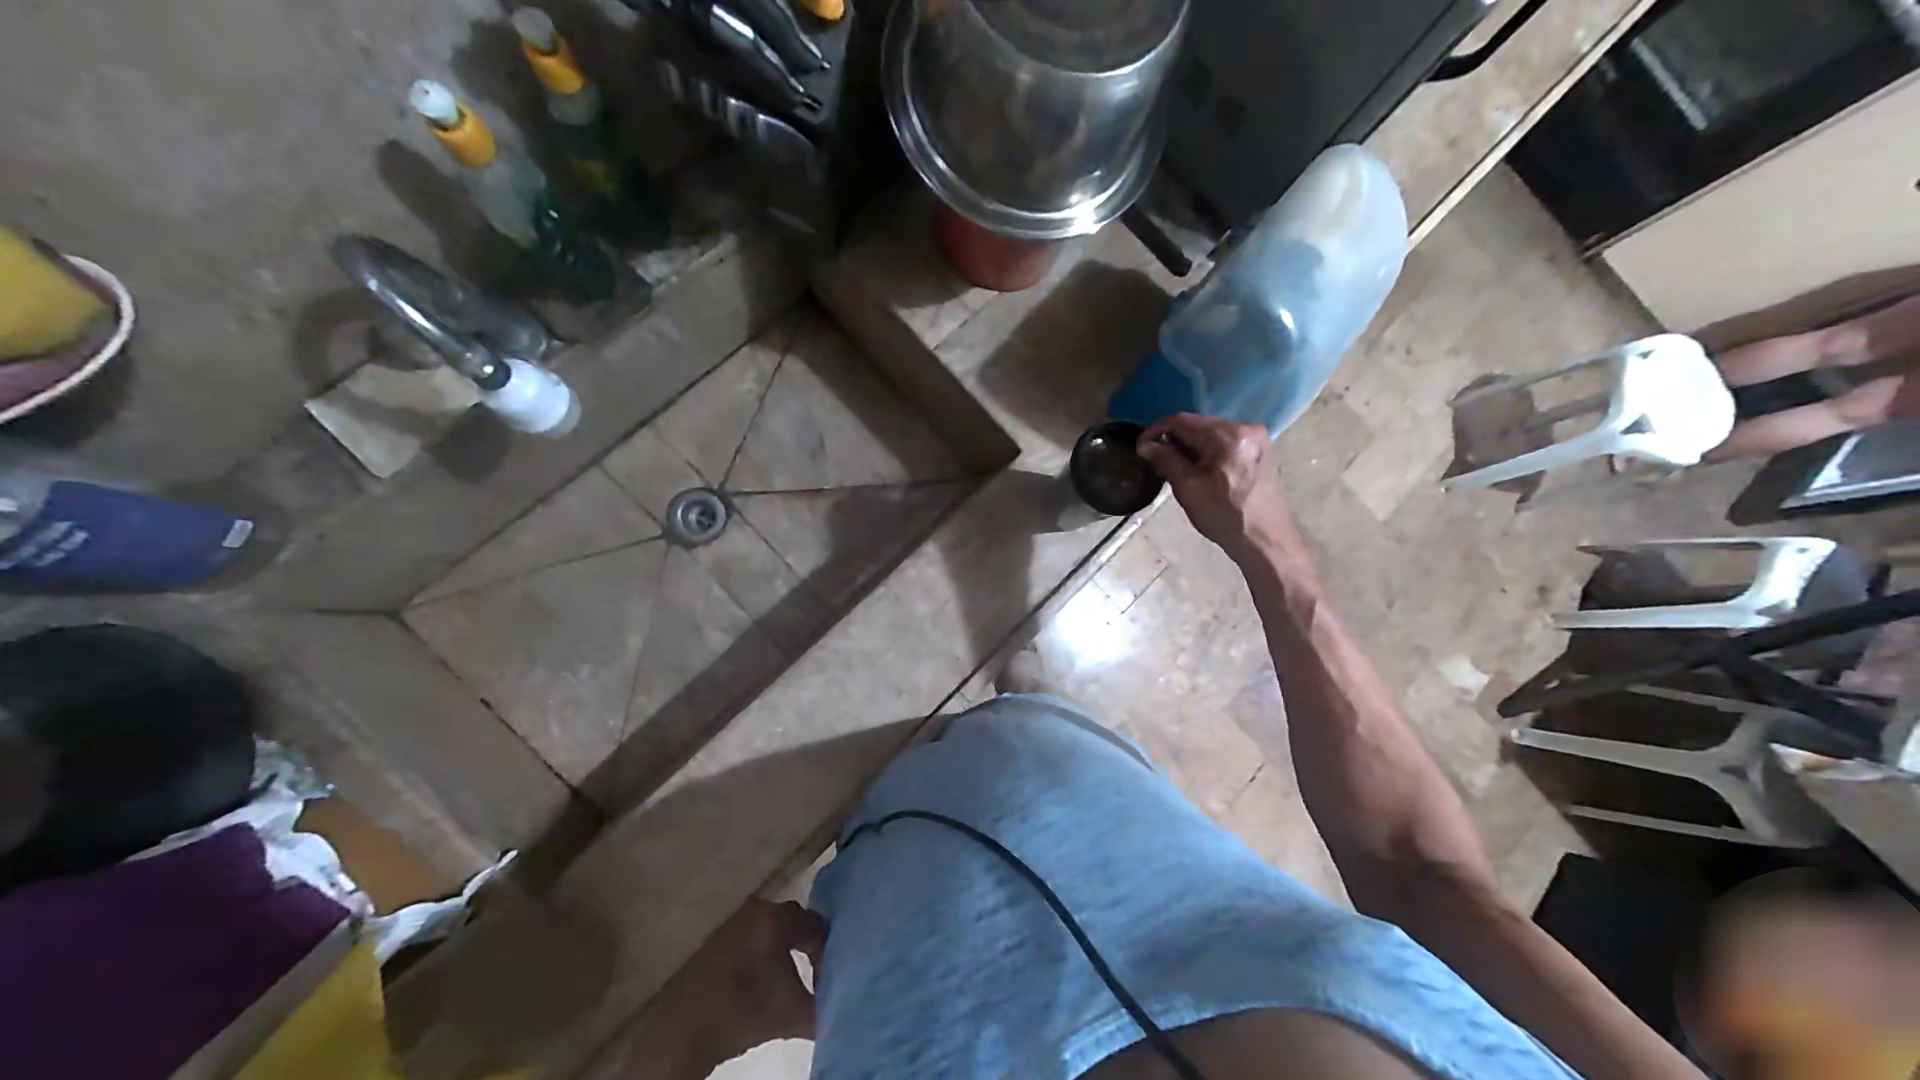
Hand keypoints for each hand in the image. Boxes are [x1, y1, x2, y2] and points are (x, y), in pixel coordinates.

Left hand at [678, 899, 827, 1065]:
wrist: (685, 1031)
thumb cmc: (743, 1015)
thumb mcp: (794, 1015)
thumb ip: (826, 1004)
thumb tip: (845, 1002)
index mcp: (777, 920)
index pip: (817, 926)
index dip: (828, 951)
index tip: (829, 976)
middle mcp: (758, 909)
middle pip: (796, 920)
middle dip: (808, 944)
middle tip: (816, 973)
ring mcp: (735, 918)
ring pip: (774, 925)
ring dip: (786, 946)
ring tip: (791, 975)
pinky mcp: (720, 933)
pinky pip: (754, 932)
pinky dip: (765, 948)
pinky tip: (764, 974)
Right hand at [1137, 413, 1308, 567]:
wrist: (1266, 540)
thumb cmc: (1225, 516)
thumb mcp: (1188, 488)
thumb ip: (1166, 460)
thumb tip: (1146, 445)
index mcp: (1228, 435)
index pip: (1182, 420)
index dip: (1156, 430)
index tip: (1140, 447)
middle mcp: (1246, 427)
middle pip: (1198, 424)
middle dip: (1174, 439)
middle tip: (1156, 460)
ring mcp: (1257, 438)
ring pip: (1211, 432)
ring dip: (1190, 446)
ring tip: (1176, 467)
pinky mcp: (1260, 450)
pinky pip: (1225, 441)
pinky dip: (1207, 451)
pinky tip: (1199, 469)